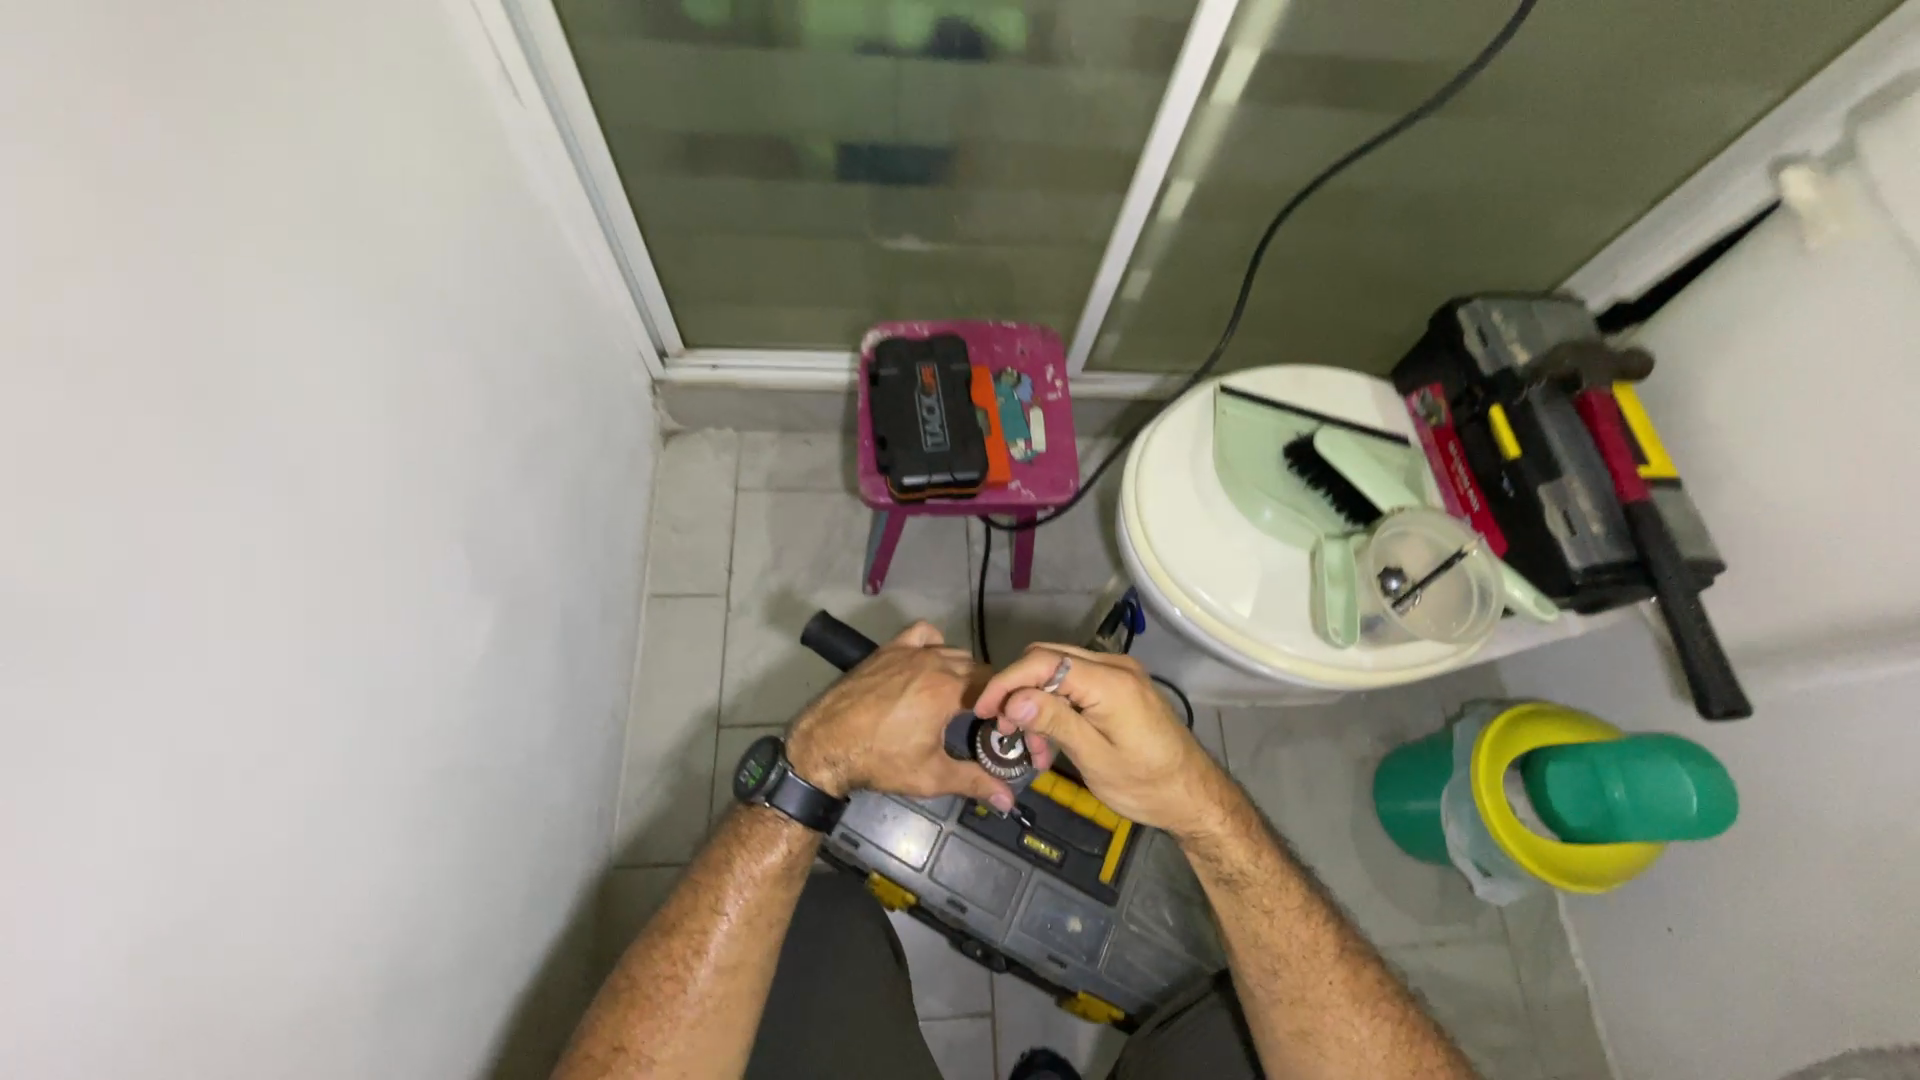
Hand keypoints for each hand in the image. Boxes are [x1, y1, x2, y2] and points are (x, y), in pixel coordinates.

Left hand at [786, 622, 1019, 812]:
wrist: (825, 745)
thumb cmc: (879, 761)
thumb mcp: (931, 776)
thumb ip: (974, 782)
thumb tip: (1009, 800)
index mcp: (948, 691)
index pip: (993, 688)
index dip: (1001, 706)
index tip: (999, 724)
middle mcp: (933, 663)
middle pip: (976, 668)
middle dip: (984, 690)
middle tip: (980, 716)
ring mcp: (909, 652)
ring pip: (952, 651)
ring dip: (962, 669)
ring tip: (956, 696)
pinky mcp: (888, 649)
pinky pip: (922, 633)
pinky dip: (934, 642)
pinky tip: (930, 661)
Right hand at [972, 645, 1234, 839]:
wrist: (1192, 796)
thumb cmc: (1144, 785)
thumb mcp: (1094, 758)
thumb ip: (1055, 722)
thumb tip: (1013, 700)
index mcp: (1109, 681)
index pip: (1042, 662)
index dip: (1007, 682)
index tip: (983, 710)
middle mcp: (1113, 665)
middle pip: (1046, 657)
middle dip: (1018, 691)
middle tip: (1004, 730)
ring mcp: (1118, 673)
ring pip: (1057, 669)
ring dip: (1035, 702)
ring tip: (1032, 748)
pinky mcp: (1120, 685)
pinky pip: (1075, 681)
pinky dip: (1055, 704)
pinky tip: (1051, 740)